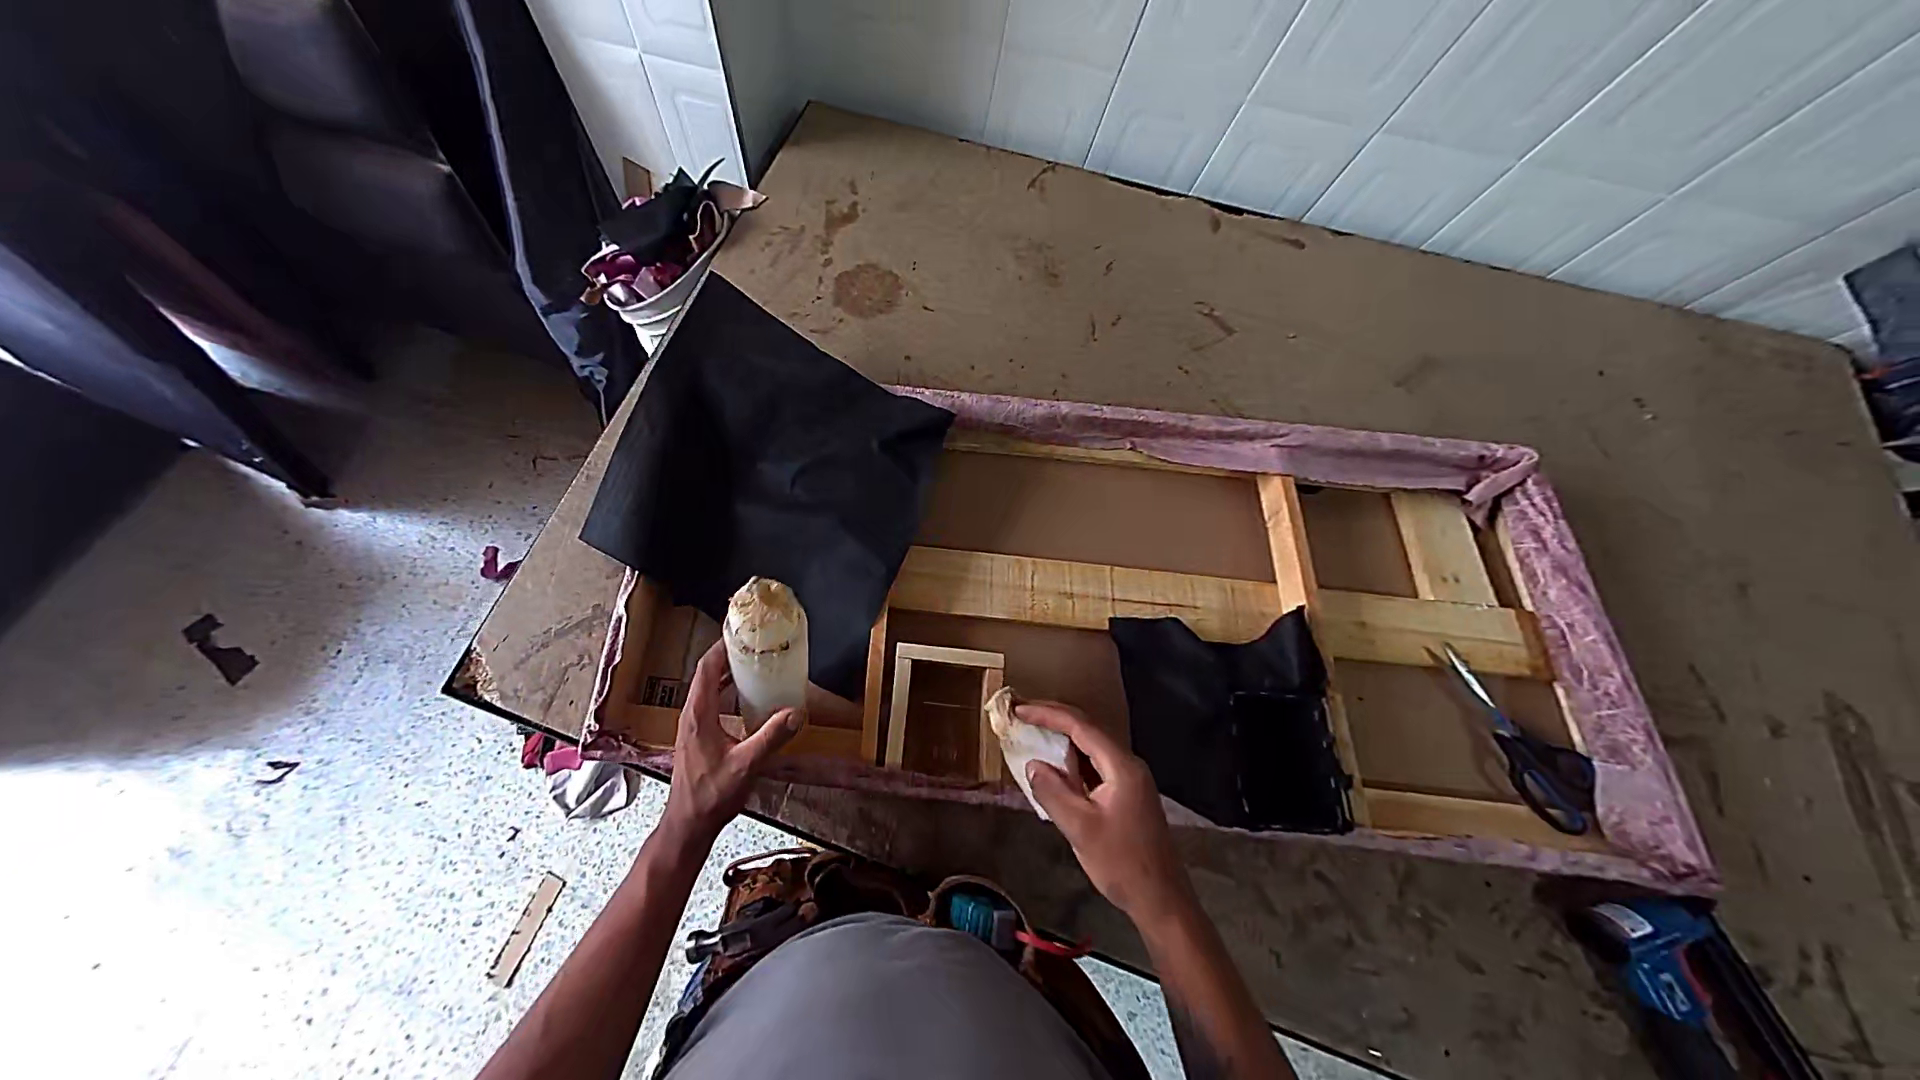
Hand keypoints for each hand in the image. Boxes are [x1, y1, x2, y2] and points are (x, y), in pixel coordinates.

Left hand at [662, 639, 802, 841]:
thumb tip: (795, 713)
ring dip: (729, 674)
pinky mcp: (700, 737)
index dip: (721, 647)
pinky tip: (749, 697)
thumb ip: (771, 738)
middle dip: (729, 656)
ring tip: (755, 664)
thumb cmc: (711, 795)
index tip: (740, 632)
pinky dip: (729, 691)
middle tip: (754, 644)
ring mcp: (694, 727)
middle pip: (707, 675)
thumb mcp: (746, 765)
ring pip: (710, 689)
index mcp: (698, 715)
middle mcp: (692, 716)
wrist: (689, 823)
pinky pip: (714, 703)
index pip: (706, 669)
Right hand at [1019, 701, 1194, 924]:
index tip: (1019, 709)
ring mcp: (1129, 778)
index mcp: (1121, 766)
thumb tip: (1032, 764)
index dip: (1047, 714)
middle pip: (1087, 728)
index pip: (1080, 726)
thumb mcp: (1080, 828)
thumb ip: (1052, 792)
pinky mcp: (1126, 792)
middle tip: (1021, 712)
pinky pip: (1094, 764)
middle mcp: (1128, 764)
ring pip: (1091, 746)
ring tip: (1032, 732)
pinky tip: (1054, 766)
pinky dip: (1071, 759)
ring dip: (1062, 737)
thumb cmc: (1121, 864)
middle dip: (1053, 718)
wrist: (1161, 899)